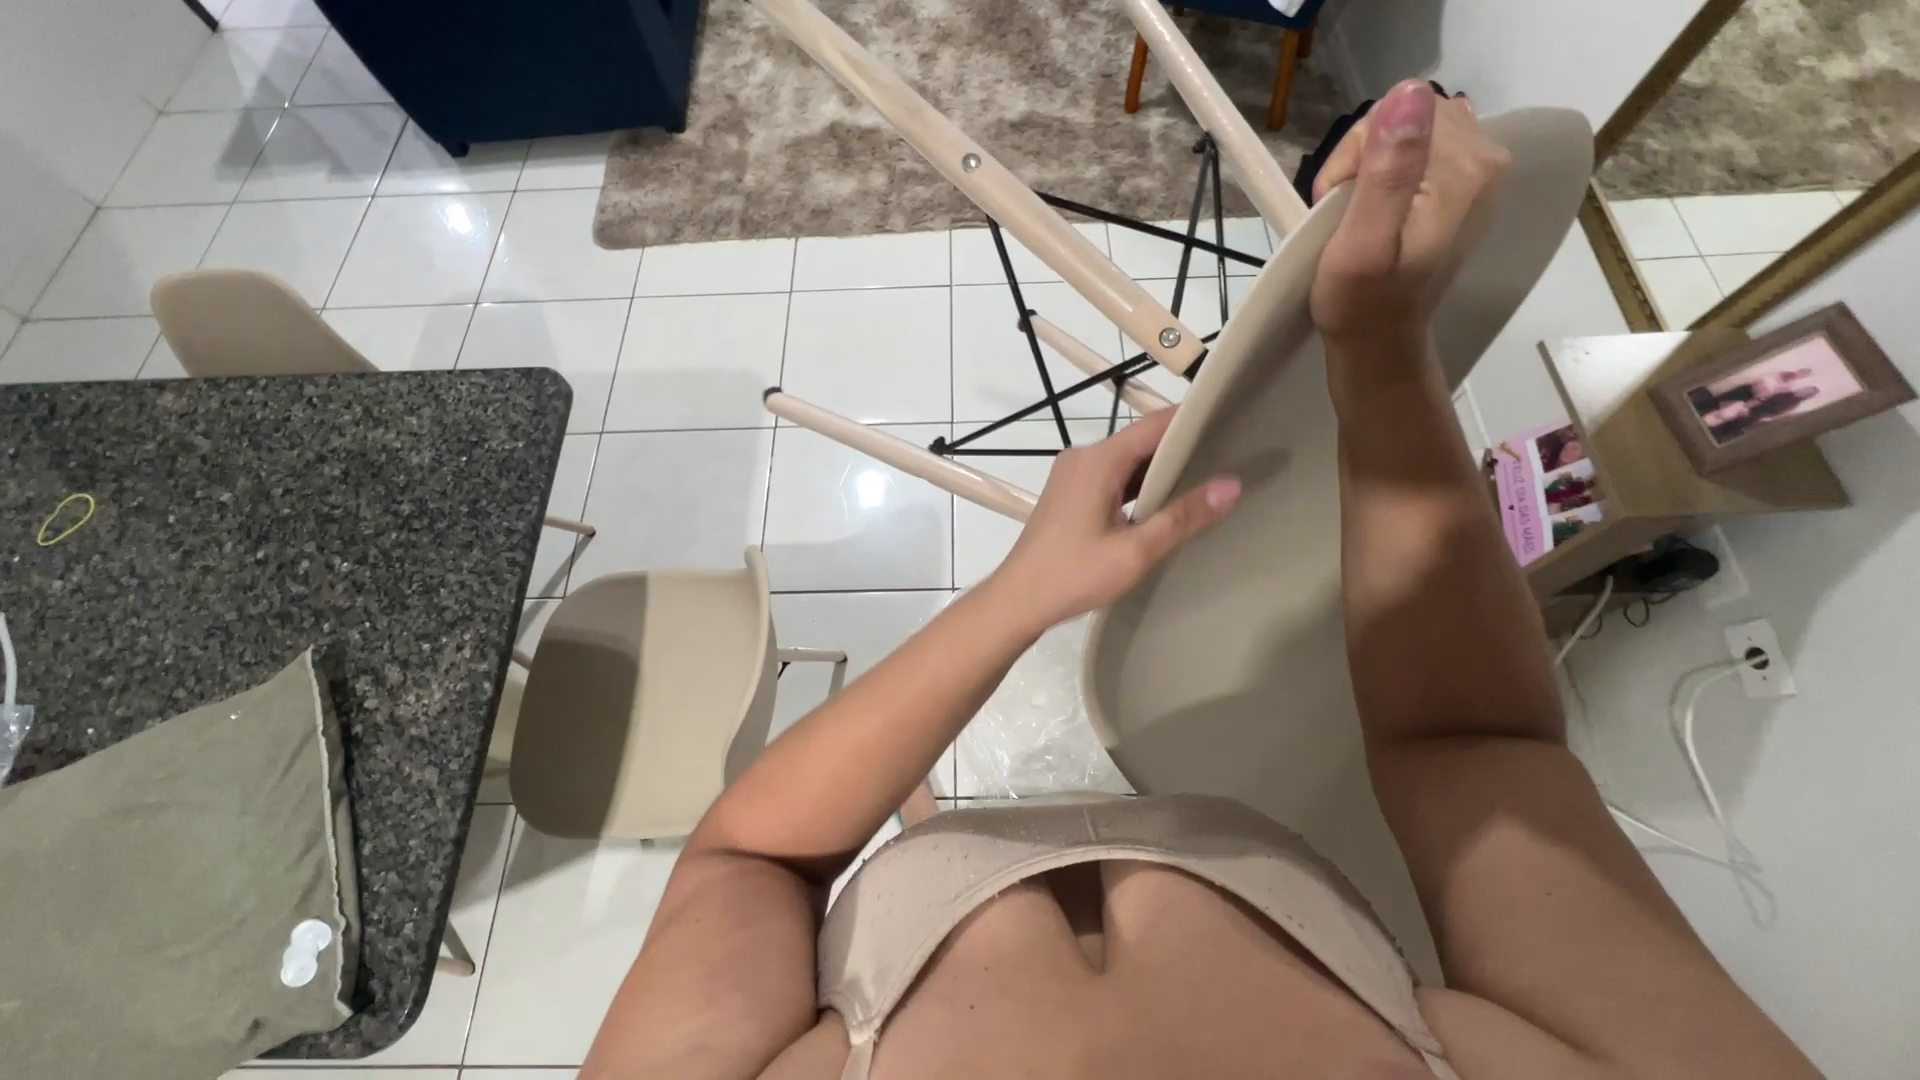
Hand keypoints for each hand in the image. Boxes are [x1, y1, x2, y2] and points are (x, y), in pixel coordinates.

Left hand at [985, 409, 1239, 631]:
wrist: (1017, 600)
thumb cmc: (1073, 575)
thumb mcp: (1135, 551)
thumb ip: (1183, 517)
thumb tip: (1232, 485)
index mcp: (1098, 460)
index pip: (1156, 424)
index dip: (1195, 421)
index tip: (1233, 424)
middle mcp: (1083, 456)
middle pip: (1142, 440)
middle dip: (1182, 449)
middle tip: (1229, 458)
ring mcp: (1072, 474)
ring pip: (1127, 461)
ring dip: (1160, 471)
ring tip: (1206, 482)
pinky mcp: (1069, 493)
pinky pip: (1112, 477)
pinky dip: (1138, 486)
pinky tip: (1164, 505)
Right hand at [1310, 81, 1510, 351]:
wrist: (1381, 342)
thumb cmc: (1361, 303)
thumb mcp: (1362, 242)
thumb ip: (1387, 171)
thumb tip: (1409, 94)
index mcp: (1463, 169)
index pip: (1398, 111)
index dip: (1355, 152)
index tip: (1340, 201)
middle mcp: (1485, 158)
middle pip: (1408, 115)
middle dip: (1364, 157)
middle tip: (1348, 214)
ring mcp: (1480, 171)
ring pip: (1410, 130)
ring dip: (1373, 165)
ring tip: (1361, 216)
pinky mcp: (1465, 184)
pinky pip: (1420, 150)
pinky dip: (1389, 174)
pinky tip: (1380, 212)